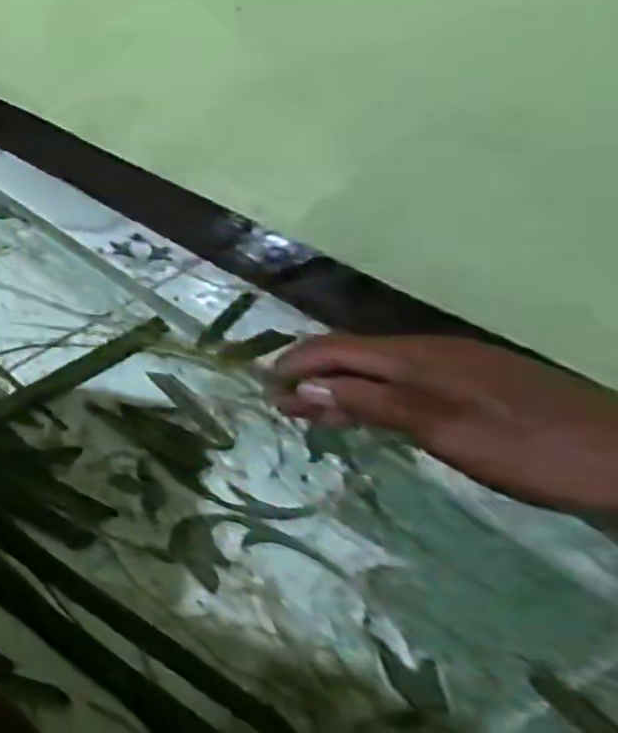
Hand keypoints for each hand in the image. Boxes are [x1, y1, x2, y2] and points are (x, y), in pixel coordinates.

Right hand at [272, 334, 617, 513]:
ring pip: (378, 370)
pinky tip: (372, 415)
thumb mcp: (443, 429)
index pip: (332, 348)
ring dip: (341, 389)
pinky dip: (375, 395)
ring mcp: (459, 368)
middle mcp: (430, 352)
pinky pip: (407, 381)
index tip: (265, 389)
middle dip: (311, 377)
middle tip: (284, 406)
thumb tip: (304, 386)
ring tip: (316, 414)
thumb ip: (371, 403)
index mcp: (416, 356)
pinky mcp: (481, 387)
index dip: (292, 364)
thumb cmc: (531, 448)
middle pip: (351, 355)